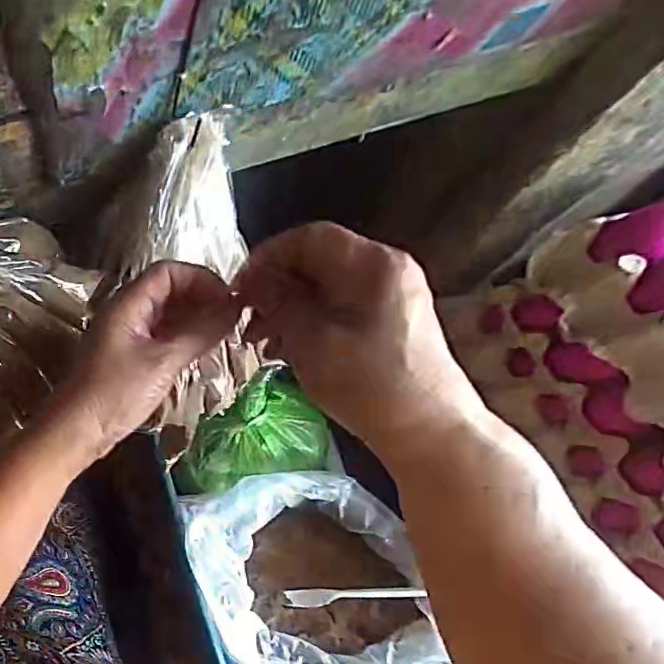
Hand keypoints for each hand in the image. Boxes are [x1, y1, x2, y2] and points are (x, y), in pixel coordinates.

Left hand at [37, 261, 243, 464]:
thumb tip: (236, 307)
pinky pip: (159, 339)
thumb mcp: (163, 361)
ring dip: (194, 321)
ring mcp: (124, 338)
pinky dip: (182, 340)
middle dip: (202, 300)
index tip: (228, 301)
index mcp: (126, 305)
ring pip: (165, 316)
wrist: (74, 432)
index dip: (201, 279)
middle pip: (168, 291)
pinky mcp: (126, 361)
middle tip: (232, 321)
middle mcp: (124, 315)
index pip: (168, 271)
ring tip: (223, 338)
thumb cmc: (114, 394)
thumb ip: (200, 331)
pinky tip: (201, 354)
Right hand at [238, 223, 486, 452]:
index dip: (266, 256)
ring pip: (322, 284)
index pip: (309, 237)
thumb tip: (255, 283)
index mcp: (373, 265)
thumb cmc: (367, 383)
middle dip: (273, 284)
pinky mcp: (386, 318)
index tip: (238, 287)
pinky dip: (305, 319)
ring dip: (284, 306)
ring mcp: (389, 293)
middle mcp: (385, 268)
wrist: (425, 426)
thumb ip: (280, 304)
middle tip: (243, 317)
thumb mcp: (311, 341)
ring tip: (257, 340)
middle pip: (315, 259)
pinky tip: (283, 348)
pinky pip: (336, 304)